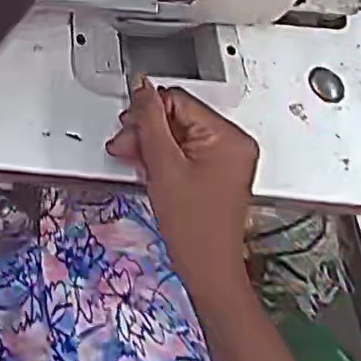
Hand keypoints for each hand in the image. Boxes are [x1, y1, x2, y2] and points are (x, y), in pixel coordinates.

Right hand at [106, 82, 258, 291]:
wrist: (207, 273)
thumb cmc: (194, 228)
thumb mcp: (164, 165)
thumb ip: (150, 120)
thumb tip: (142, 87)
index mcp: (228, 136)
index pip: (178, 100)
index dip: (148, 113)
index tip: (128, 126)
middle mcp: (233, 142)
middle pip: (178, 116)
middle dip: (148, 130)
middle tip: (127, 144)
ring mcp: (227, 157)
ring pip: (179, 133)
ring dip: (152, 144)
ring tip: (135, 160)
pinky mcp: (218, 170)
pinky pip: (186, 149)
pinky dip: (165, 157)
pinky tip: (150, 168)